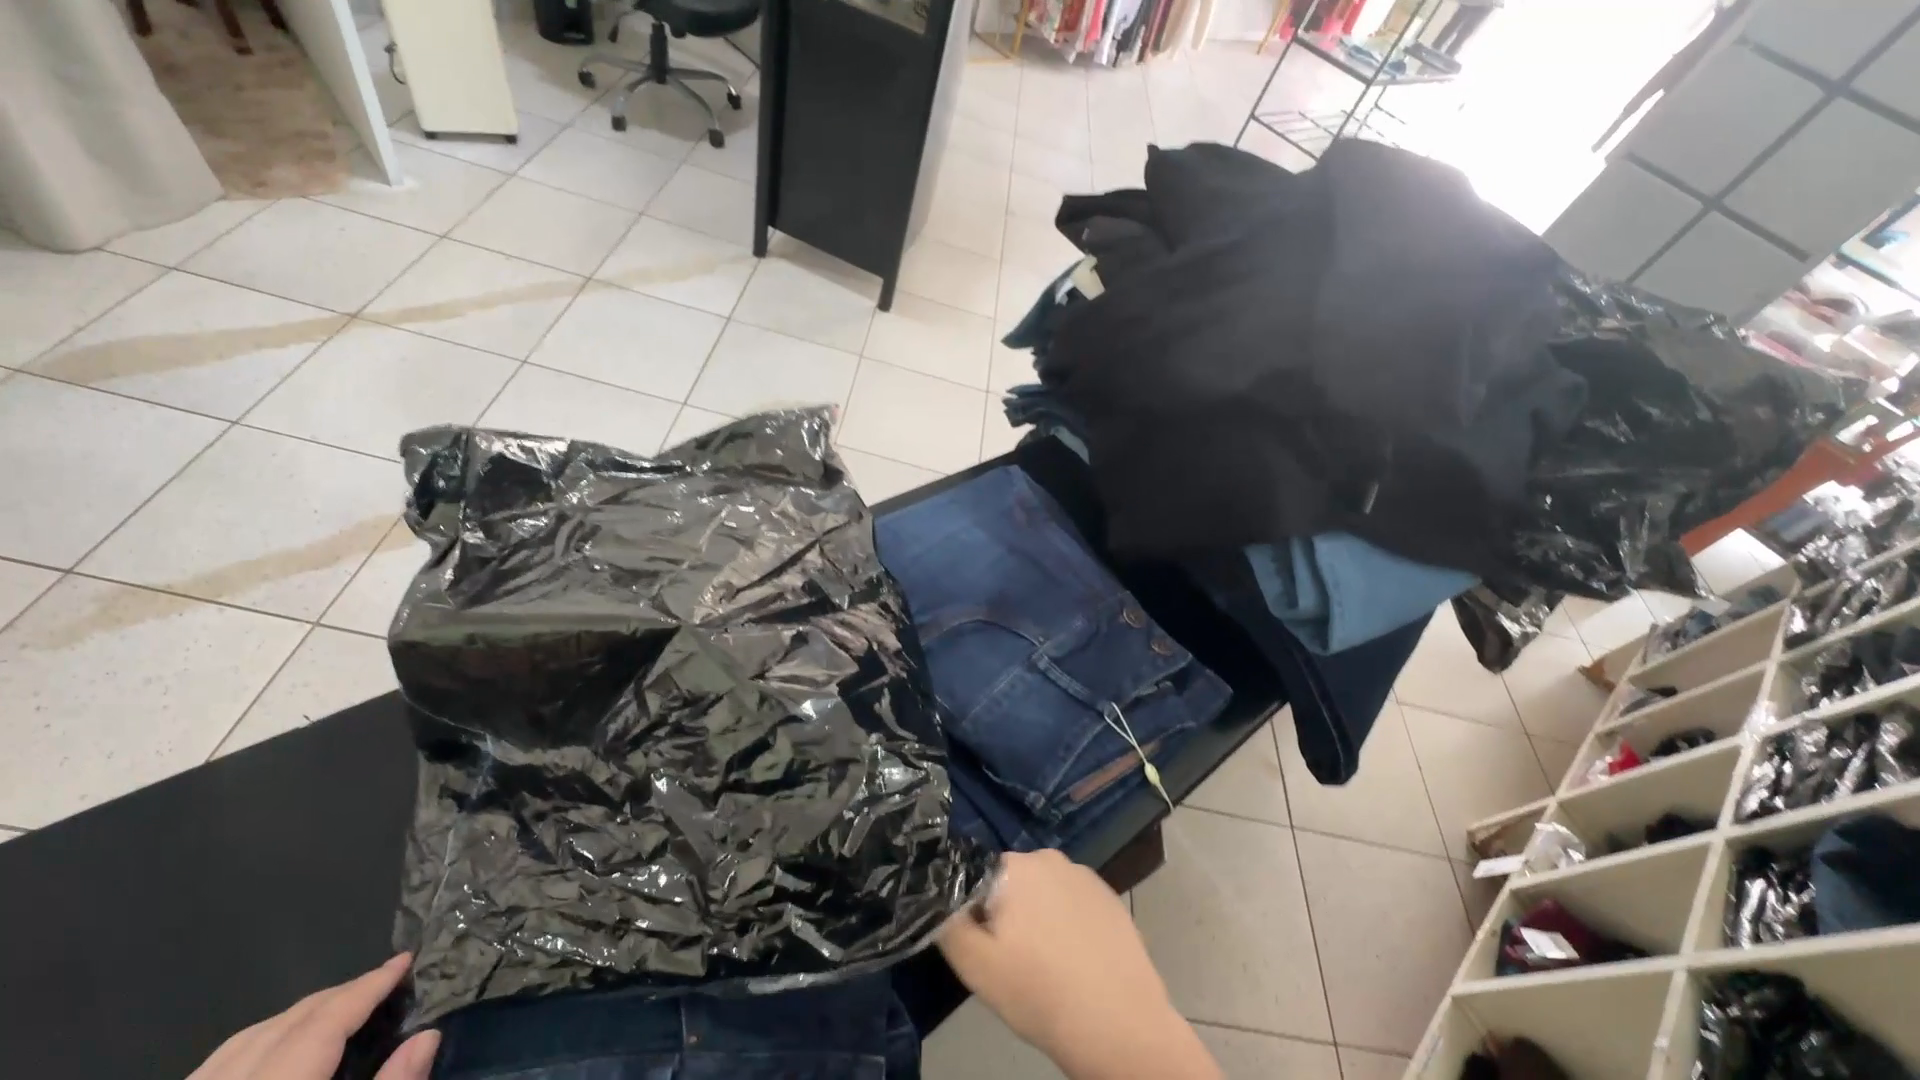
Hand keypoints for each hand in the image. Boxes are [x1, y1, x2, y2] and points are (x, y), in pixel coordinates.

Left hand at [188, 953, 438, 1079]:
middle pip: (286, 1023)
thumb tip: (427, 1036)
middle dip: (339, 995)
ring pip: (246, 1038)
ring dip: (300, 1015)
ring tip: (341, 1006)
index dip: (368, 986)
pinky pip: (220, 1060)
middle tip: (384, 980)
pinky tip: (280, 1046)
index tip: (404, 959)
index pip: (324, 1021)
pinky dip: (261, 1040)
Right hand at [938, 850, 1218, 1079]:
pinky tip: (1074, 961)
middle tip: (1014, 960)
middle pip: (1009, 883)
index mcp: (1013, 865)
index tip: (987, 948)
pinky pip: (1073, 905)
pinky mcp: (1111, 898)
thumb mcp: (973, 963)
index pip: (973, 879)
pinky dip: (1067, 926)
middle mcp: (1050, 858)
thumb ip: (946, 920)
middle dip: (1006, 914)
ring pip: (1043, 894)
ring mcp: (1086, 876)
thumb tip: (938, 895)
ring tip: (1046, 964)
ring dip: (1037, 919)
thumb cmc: (1038, 991)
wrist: (1118, 1023)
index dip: (974, 914)